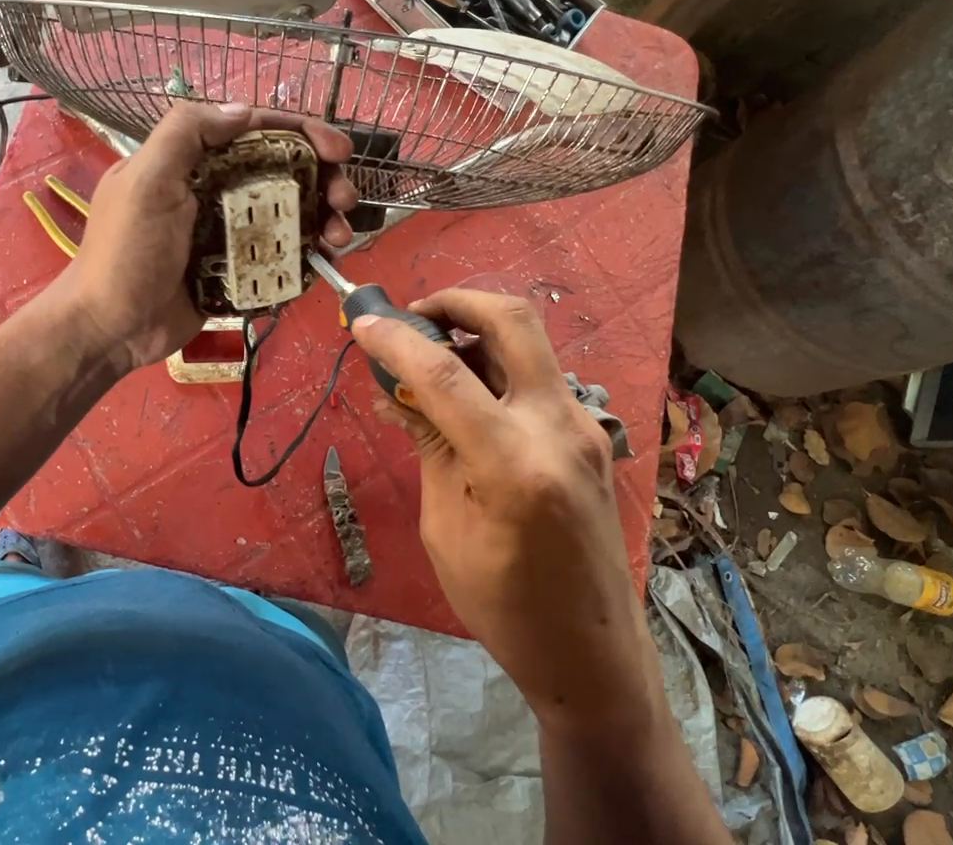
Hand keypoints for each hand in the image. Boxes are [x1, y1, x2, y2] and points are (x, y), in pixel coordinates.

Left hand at [55, 102, 357, 370]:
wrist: (112, 327)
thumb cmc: (127, 252)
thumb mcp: (147, 181)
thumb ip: (186, 133)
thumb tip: (242, 110)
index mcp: (192, 162)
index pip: (254, 131)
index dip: (301, 131)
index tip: (338, 148)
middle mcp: (214, 191)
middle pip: (283, 171)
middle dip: (323, 179)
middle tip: (345, 199)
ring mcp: (228, 232)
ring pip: (289, 214)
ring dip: (322, 219)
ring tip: (338, 237)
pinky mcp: (236, 269)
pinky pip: (281, 254)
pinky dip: (306, 255)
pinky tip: (324, 261)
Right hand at [351, 290, 649, 722]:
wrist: (592, 652)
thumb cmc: (503, 605)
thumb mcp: (446, 526)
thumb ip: (429, 445)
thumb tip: (396, 391)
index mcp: (514, 462)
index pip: (445, 373)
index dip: (395, 341)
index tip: (360, 324)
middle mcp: (558, 427)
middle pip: (512, 319)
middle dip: (456, 301)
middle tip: (412, 317)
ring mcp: (584, 426)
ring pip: (528, 343)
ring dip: (475, 333)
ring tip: (428, 357)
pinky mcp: (590, 435)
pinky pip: (537, 377)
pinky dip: (496, 367)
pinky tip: (463, 395)